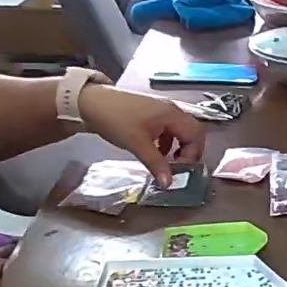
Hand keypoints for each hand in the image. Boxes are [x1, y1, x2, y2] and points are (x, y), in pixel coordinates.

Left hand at [79, 84, 206, 185]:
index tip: (180, 170)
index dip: (192, 155)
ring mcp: (161, 111)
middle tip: (180, 168)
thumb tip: (169, 184)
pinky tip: (155, 152)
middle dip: (190, 151)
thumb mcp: (137, 144)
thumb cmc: (116, 120)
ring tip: (167, 163)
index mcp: (172, 115)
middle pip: (193, 132)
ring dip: (178, 148)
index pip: (196, 136)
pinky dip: (167, 143)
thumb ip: (156, 164)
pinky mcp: (151, 114)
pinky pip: (168, 130)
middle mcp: (171, 111)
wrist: (91, 102)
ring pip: (180, 131)